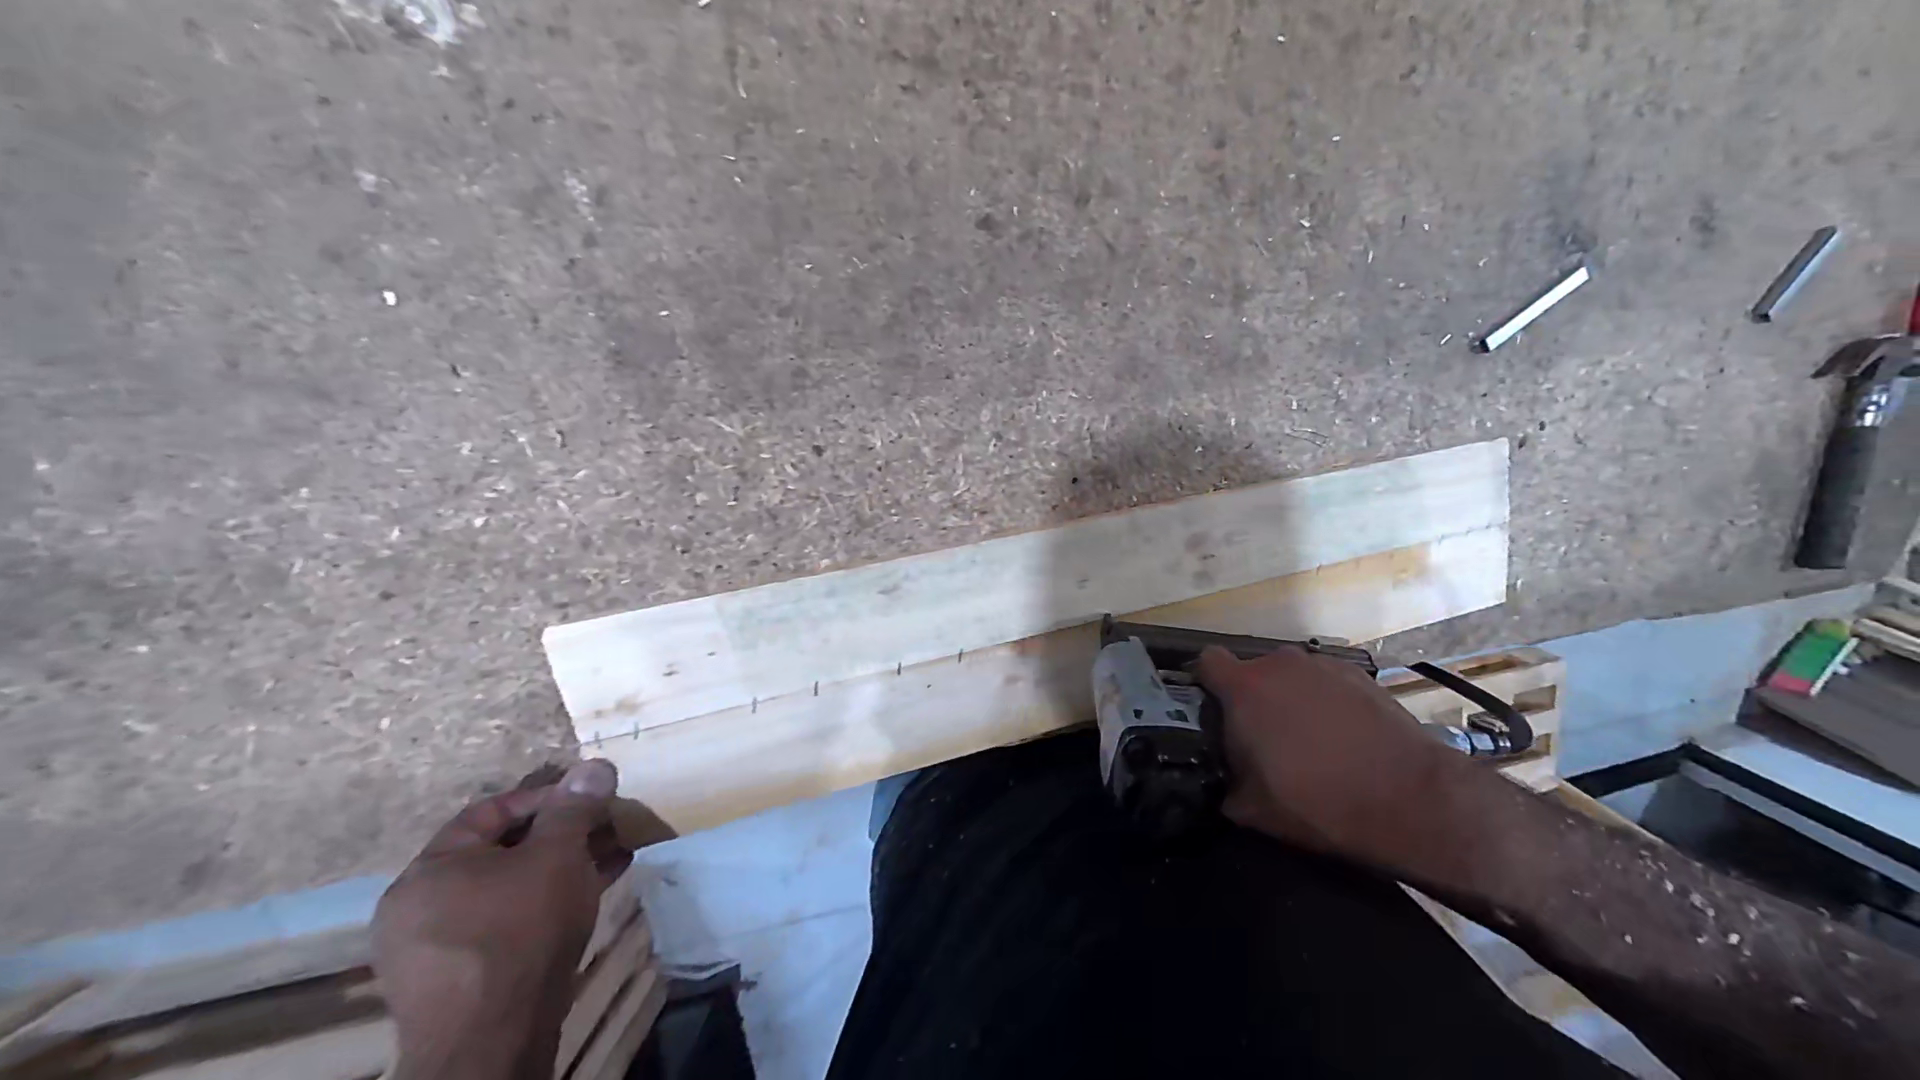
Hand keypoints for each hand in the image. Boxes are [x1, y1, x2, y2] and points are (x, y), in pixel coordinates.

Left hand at [374, 759, 633, 1079]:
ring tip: (610, 858)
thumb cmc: (520, 931)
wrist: (491, 1043)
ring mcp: (436, 948)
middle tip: (605, 829)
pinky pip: (508, 921)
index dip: (546, 797)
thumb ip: (574, 808)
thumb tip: (595, 765)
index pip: (490, 811)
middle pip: (501, 850)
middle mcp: (420, 906)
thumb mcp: (556, 855)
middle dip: (561, 835)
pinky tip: (592, 895)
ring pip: (509, 888)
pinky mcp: (460, 979)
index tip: (590, 798)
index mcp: (430, 869)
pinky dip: (548, 902)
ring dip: (561, 868)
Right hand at [1196, 645, 1476, 868]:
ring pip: (1290, 675)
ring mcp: (1323, 666)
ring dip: (1289, 697)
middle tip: (1262, 737)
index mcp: (1244, 689)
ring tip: (1308, 738)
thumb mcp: (1253, 809)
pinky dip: (1326, 701)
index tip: (1213, 710)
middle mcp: (1280, 665)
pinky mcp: (1361, 676)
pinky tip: (1343, 736)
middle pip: (1251, 669)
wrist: (1413, 799)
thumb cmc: (1319, 801)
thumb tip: (1223, 785)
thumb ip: (1225, 786)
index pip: (1206, 661)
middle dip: (1252, 696)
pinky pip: (1325, 682)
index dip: (1205, 682)